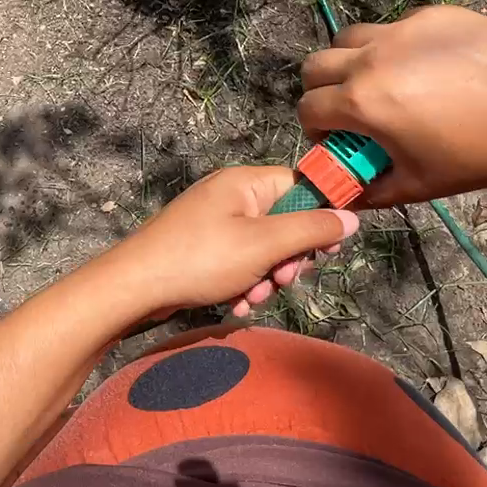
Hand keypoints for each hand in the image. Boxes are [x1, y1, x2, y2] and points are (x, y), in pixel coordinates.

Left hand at [87, 166, 359, 318]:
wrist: (135, 287)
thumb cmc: (199, 259)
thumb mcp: (263, 245)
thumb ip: (310, 230)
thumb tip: (351, 217)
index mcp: (245, 182)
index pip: (301, 186)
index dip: (320, 216)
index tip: (326, 249)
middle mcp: (230, 196)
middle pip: (285, 221)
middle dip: (288, 258)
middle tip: (280, 279)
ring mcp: (215, 222)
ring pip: (264, 248)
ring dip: (266, 277)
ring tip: (252, 297)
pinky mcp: (203, 247)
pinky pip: (240, 262)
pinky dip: (244, 283)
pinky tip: (237, 304)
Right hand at [297, 6, 486, 206]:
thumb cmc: (481, 156)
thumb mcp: (419, 184)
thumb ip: (370, 191)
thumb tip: (343, 196)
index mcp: (362, 102)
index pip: (308, 108)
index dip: (315, 129)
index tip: (336, 139)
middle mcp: (372, 59)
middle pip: (315, 66)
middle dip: (323, 89)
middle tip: (350, 107)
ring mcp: (403, 30)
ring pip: (350, 38)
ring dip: (352, 61)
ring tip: (384, 81)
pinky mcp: (435, 15)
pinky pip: (397, 27)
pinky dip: (398, 46)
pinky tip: (433, 68)